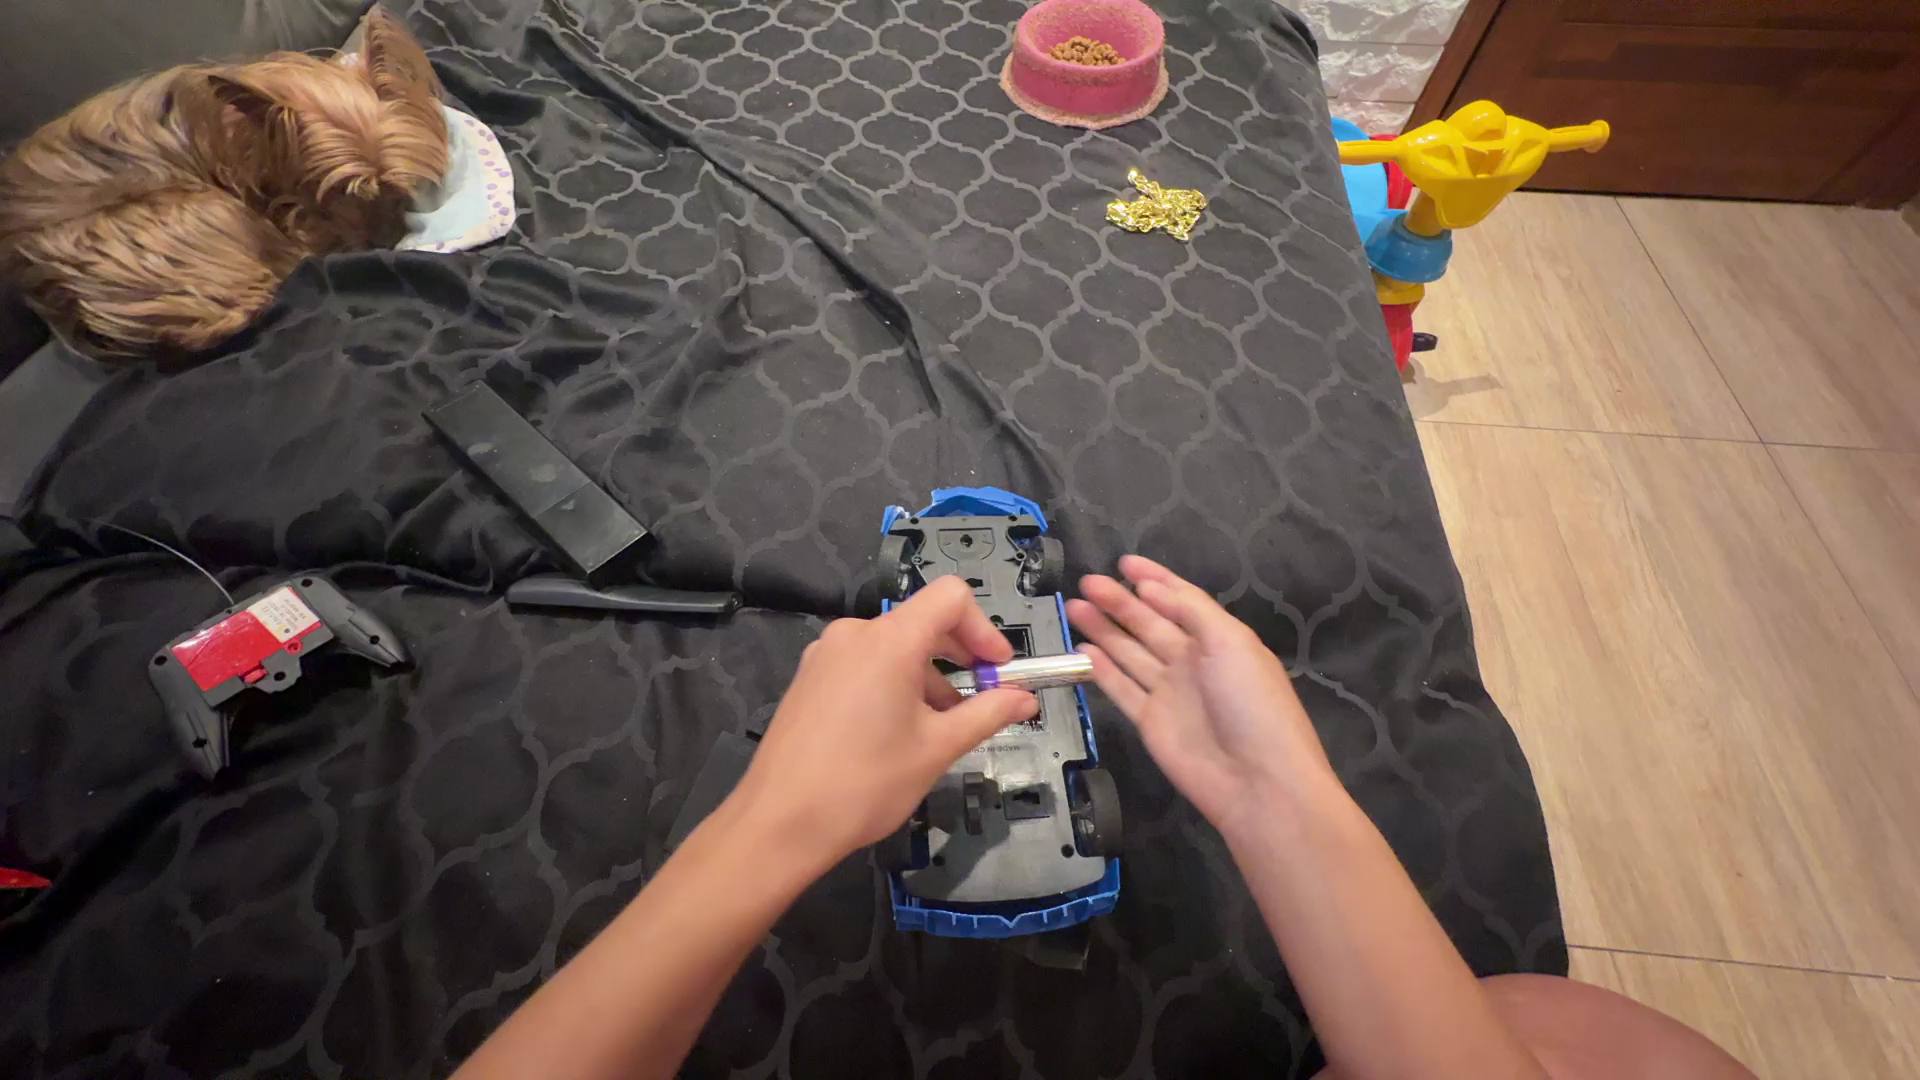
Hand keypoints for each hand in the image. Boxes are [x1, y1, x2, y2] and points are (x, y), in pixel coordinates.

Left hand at [725, 576, 1039, 871]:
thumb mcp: (937, 749)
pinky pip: (865, 662)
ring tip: (940, 727)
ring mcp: (827, 653)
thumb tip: (1025, 699)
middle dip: (960, 655)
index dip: (985, 628)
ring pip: (894, 645)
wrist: (779, 823)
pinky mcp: (811, 676)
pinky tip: (899, 729)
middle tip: (982, 698)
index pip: (951, 597)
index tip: (998, 669)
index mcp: (889, 640)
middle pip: (923, 620)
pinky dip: (894, 681)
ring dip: (928, 675)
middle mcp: (855, 634)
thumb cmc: (864, 784)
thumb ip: (987, 714)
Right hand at [1067, 555, 1335, 834]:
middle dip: (1119, 601)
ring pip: (1129, 652)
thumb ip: (1190, 609)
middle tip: (1088, 582)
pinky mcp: (1149, 721)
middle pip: (1148, 623)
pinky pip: (1121, 688)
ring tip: (1075, 606)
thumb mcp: (1230, 642)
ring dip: (1103, 629)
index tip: (1124, 562)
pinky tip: (1082, 650)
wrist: (1258, 782)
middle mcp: (1192, 661)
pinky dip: (1101, 669)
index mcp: (1218, 639)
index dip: (1154, 579)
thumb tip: (1150, 588)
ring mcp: (1169, 692)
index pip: (1180, 600)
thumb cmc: (1252, 703)